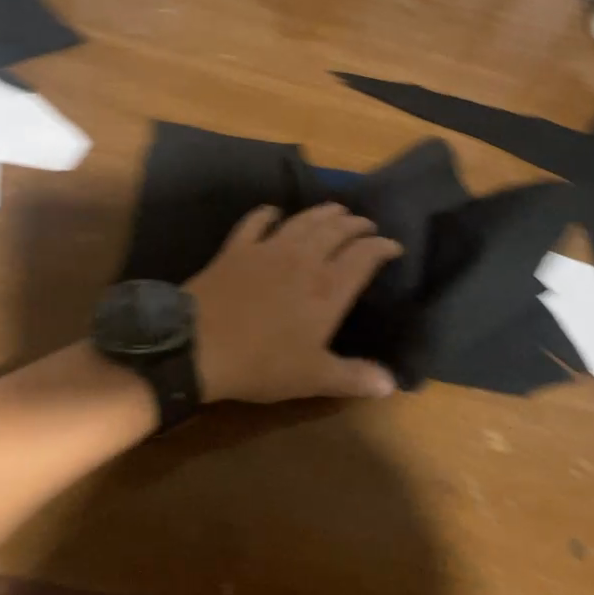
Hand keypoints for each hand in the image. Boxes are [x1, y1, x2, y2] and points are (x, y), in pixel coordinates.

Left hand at [186, 204, 403, 404]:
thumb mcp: (313, 378)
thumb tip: (392, 384)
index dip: (382, 248)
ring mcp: (268, 249)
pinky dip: (268, 214)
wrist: (199, 345)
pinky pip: (256, 222)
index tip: (394, 247)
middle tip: (366, 224)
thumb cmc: (262, 364)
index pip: (364, 257)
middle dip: (355, 224)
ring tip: (335, 210)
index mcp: (328, 288)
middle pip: (336, 231)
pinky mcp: (237, 249)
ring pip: (302, 221)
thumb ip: (354, 377)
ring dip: (322, 213)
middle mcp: (303, 259)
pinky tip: (274, 212)